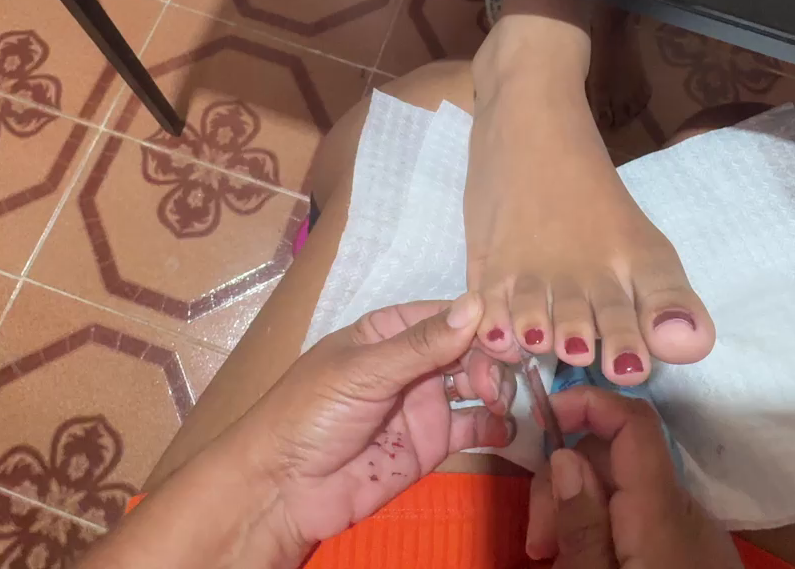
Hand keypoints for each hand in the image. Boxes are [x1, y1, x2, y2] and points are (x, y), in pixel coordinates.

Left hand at [225, 295, 515, 548]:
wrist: (283, 490)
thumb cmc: (312, 412)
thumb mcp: (364, 371)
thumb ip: (421, 344)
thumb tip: (475, 305)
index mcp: (390, 330)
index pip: (447, 314)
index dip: (481, 319)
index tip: (511, 332)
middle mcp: (412, 361)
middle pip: (467, 348)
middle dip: (491, 356)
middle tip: (503, 375)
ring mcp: (424, 402)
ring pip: (475, 384)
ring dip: (497, 387)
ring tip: (499, 401)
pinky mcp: (432, 443)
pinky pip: (474, 428)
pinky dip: (496, 425)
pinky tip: (508, 427)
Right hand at [526, 386, 740, 567]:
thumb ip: (581, 525)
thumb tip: (564, 455)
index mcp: (666, 513)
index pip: (634, 420)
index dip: (586, 401)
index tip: (539, 421)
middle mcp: (688, 512)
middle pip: (617, 456)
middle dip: (566, 480)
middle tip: (539, 540)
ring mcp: (696, 536)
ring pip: (625, 489)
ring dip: (580, 510)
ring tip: (553, 558)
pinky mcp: (695, 557)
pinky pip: (642, 520)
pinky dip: (606, 530)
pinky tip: (588, 562)